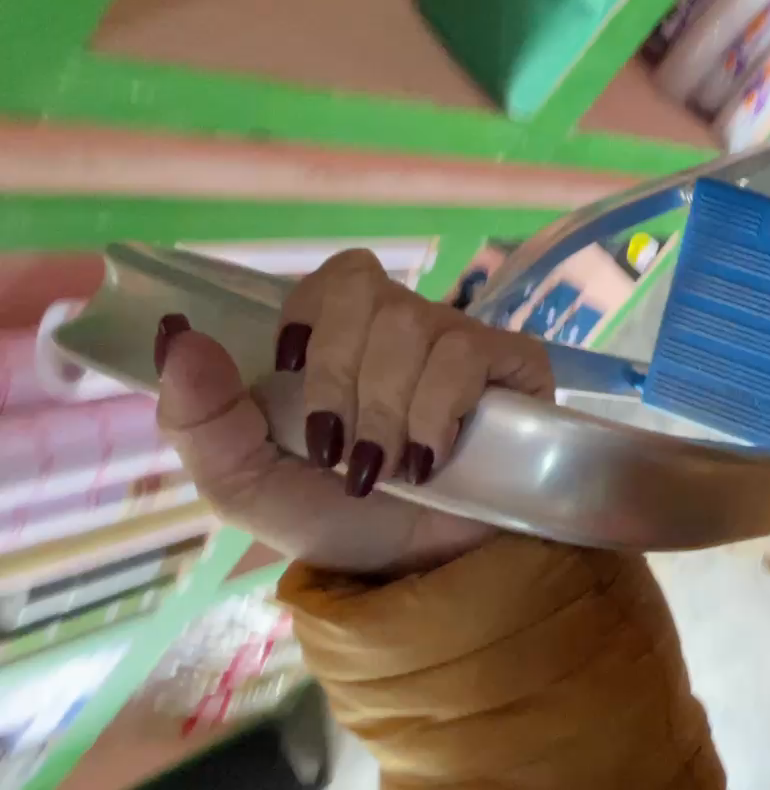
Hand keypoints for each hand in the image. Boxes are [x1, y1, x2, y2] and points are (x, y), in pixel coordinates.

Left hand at [155, 249, 554, 574]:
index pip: (342, 277)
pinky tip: (435, 452)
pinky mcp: (518, 365)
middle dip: (344, 383)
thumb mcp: (247, 484)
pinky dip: (438, 409)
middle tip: (343, 450)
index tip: (291, 371)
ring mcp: (469, 345)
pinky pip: (470, 355)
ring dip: (390, 410)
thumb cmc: (341, 520)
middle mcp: (413, 332)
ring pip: (419, 328)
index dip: (316, 313)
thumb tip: (178, 334)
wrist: (423, 566)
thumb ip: (202, 417)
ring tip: (394, 467)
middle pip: (373, 299)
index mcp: (349, 344)